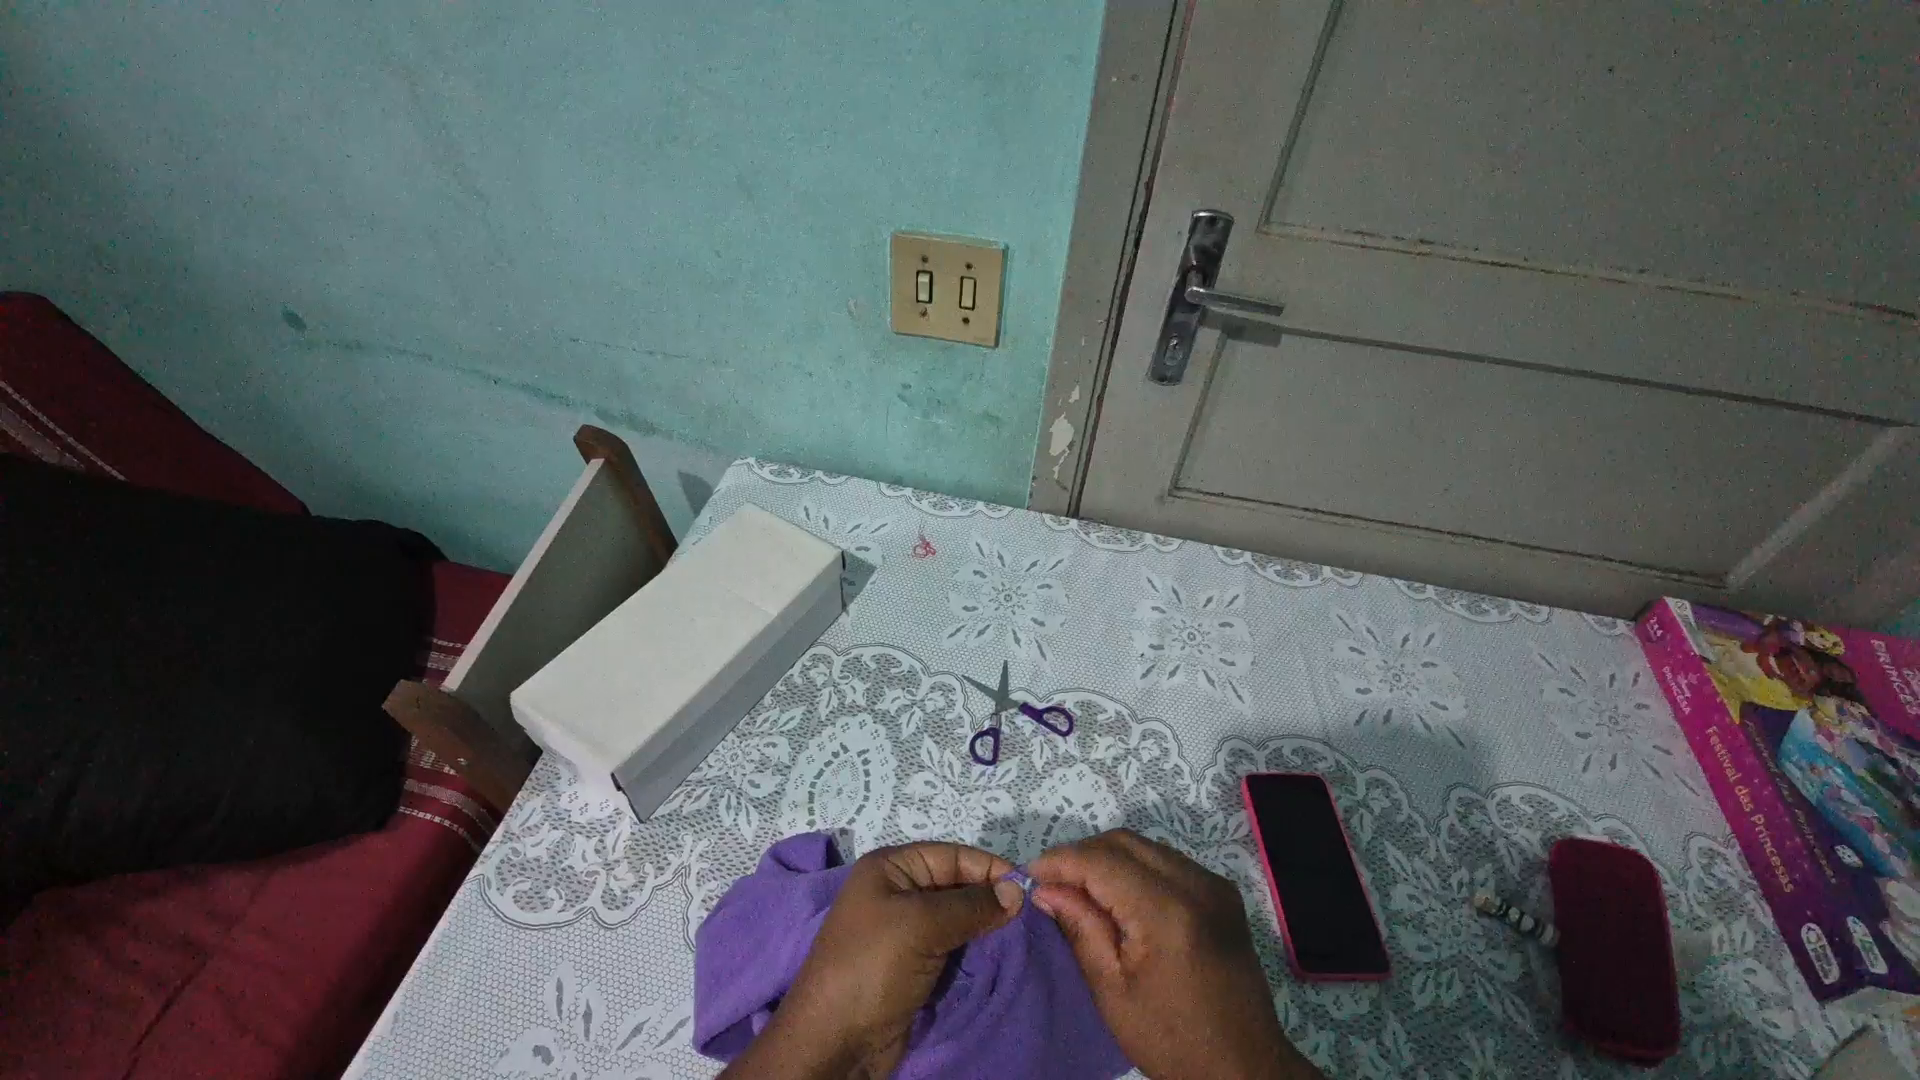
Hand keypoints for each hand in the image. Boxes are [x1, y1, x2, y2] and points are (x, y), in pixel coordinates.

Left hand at [721, 842, 1024, 1078]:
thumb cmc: (872, 966)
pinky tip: (999, 954)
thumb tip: (1017, 888)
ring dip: (985, 925)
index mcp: (891, 868)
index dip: (988, 867)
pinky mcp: (912, 964)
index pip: (951, 855)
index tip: (1028, 887)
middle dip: (990, 896)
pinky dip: (974, 949)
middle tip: (1030, 914)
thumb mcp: (922, 925)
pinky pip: (951, 946)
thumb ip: (972, 905)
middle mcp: (897, 892)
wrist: (834, 1041)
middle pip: (955, 884)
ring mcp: (904, 930)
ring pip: (956, 917)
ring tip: (1022, 934)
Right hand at [1030, 829, 1323, 1079]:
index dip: (1061, 861)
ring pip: (1146, 846)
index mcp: (1167, 911)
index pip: (1101, 861)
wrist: (1245, 1069)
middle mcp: (1196, 884)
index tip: (1030, 874)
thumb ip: (1081, 928)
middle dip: (1082, 855)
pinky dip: (1135, 866)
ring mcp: (1214, 885)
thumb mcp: (1113, 991)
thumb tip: (1046, 888)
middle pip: (1124, 842)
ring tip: (1080, 888)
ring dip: (1108, 858)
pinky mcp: (1223, 893)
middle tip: (1052, 882)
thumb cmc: (1172, 1040)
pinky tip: (1118, 893)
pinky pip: (1168, 860)